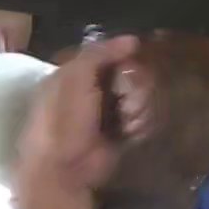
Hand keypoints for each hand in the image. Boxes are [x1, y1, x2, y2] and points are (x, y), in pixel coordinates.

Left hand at [18, 36, 148, 194]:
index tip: (131, 61)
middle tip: (125, 98)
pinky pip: (144, 118)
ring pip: (141, 96)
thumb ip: (100, 53)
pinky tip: (129, 131)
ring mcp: (111, 112)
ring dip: (137, 107)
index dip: (123, 57)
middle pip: (131, 74)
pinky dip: (140, 124)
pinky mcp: (123, 133)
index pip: (111, 55)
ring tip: (125, 121)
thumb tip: (133, 40)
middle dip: (134, 86)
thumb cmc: (63, 118)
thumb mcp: (74, 77)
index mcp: (76, 74)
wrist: (63, 168)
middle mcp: (95, 90)